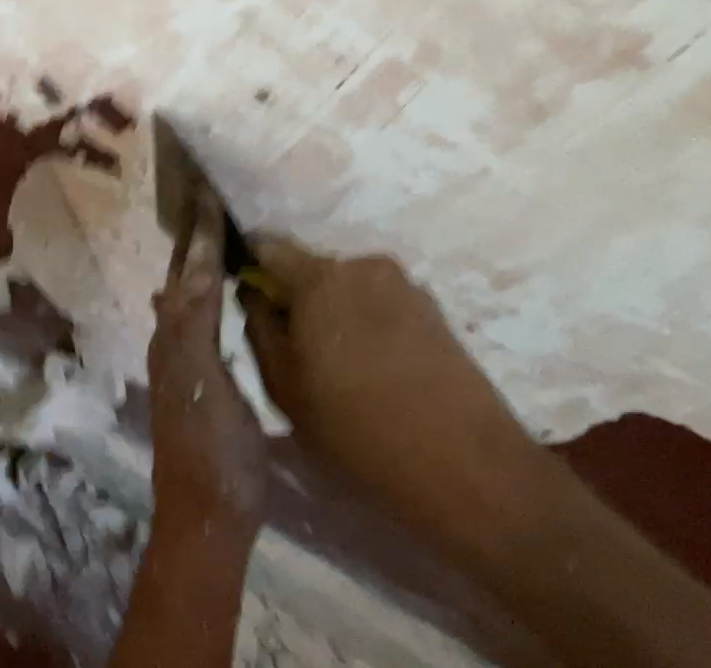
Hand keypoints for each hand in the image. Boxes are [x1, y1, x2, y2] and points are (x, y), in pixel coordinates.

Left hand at [147, 196, 268, 531]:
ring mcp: (186, 363)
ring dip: (200, 267)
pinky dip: (211, 299)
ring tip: (215, 238)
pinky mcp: (203, 382)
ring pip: (191, 299)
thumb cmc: (213, 449)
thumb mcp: (205, 383)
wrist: (209, 511)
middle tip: (207, 201)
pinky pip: (205, 324)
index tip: (206, 191)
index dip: (199, 234)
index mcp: (175, 336)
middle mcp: (173, 342)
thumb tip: (191, 270)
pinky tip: (219, 299)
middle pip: (183, 280)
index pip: (190, 272)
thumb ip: (196, 326)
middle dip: (193, 242)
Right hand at [240, 239, 525, 488]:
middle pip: (311, 268)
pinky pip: (380, 305)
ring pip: (347, 288)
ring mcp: (406, 285)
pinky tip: (370, 371)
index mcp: (321, 277)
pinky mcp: (434, 310)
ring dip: (332, 313)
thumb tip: (253, 293)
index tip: (244, 296)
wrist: (466, 464)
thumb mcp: (284, 387)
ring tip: (334, 366)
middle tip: (290, 346)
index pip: (268, 246)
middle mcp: (364, 266)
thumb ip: (259, 328)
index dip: (250, 266)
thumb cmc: (356, 427)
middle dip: (294, 296)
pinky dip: (365, 325)